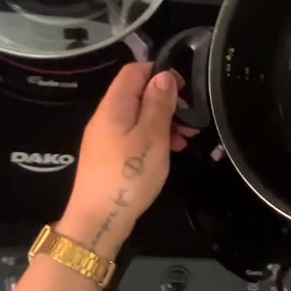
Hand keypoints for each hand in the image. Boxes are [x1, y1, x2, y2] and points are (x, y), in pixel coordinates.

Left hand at [56, 63, 180, 258]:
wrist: (98, 220)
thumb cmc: (129, 176)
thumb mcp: (152, 136)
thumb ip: (158, 103)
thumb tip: (164, 76)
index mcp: (114, 105)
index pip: (134, 70)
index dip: (160, 72)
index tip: (185, 89)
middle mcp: (106, 116)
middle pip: (137, 94)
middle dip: (166, 101)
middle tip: (191, 119)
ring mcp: (105, 137)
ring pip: (138, 116)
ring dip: (164, 121)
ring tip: (186, 138)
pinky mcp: (108, 156)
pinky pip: (133, 135)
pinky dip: (153, 137)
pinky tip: (169, 151)